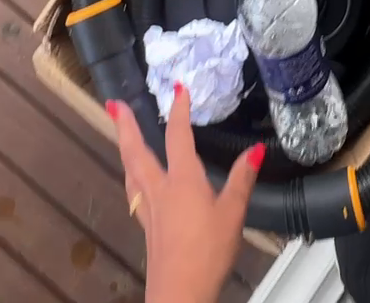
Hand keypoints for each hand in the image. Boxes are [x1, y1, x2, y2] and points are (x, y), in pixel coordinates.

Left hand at [110, 85, 263, 302]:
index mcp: (182, 180)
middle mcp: (160, 189)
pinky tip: (136, 182)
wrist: (179, 296)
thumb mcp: (233, 213)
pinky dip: (133, 176)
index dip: (178, 109)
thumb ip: (241, 179)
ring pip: (131, 171)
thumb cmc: (207, 252)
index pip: (178, 135)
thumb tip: (255, 150)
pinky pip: (135, 192)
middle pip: (137, 151)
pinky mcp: (147, 228)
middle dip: (126, 125)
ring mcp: (149, 210)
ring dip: (125, 148)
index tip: (178, 87)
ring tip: (122, 135)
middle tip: (113, 104)